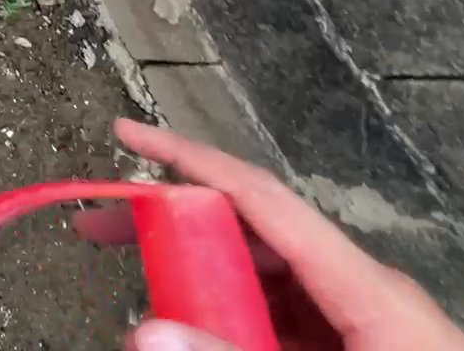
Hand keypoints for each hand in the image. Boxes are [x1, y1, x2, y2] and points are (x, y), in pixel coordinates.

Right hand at [75, 119, 463, 350]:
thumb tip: (137, 331)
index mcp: (368, 288)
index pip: (258, 194)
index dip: (187, 156)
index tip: (124, 132)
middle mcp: (361, 289)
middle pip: (246, 231)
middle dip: (166, 221)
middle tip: (96, 227)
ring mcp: (360, 320)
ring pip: (257, 273)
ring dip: (191, 271)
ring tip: (137, 289)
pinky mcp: (354, 345)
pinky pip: (275, 309)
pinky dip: (224, 307)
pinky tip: (193, 327)